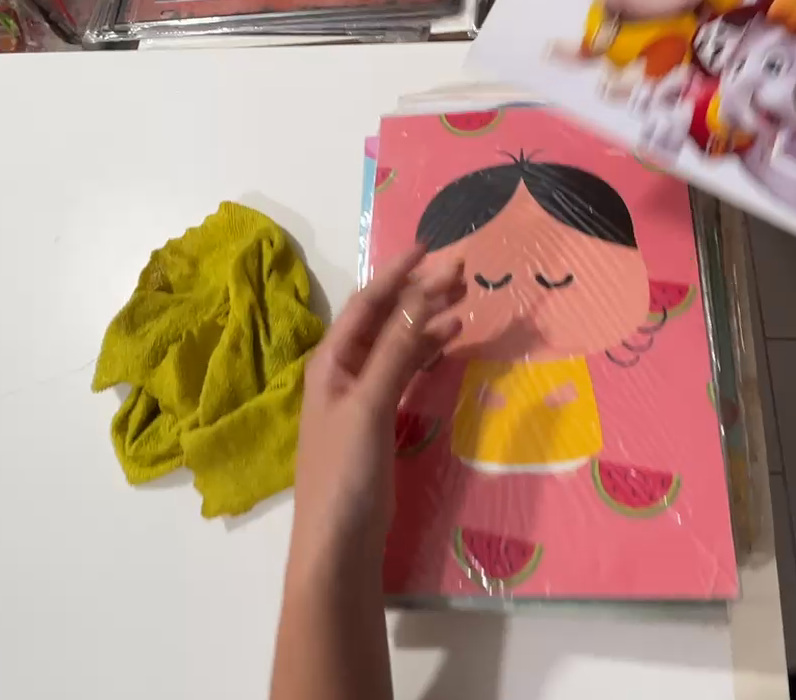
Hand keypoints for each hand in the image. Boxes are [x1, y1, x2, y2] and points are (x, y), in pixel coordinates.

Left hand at [292, 244, 464, 563]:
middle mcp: (344, 369)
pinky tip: (449, 342)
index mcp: (331, 359)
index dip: (397, 273)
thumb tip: (423, 294)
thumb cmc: (345, 471)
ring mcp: (362, 394)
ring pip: (398, 343)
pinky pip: (405, 370)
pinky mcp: (379, 417)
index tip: (431, 249)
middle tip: (461, 274)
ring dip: (427, 321)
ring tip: (464, 303)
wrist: (338, 546)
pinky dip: (427, 353)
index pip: (368, 303)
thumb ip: (396, 351)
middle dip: (419, 293)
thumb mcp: (369, 405)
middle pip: (385, 319)